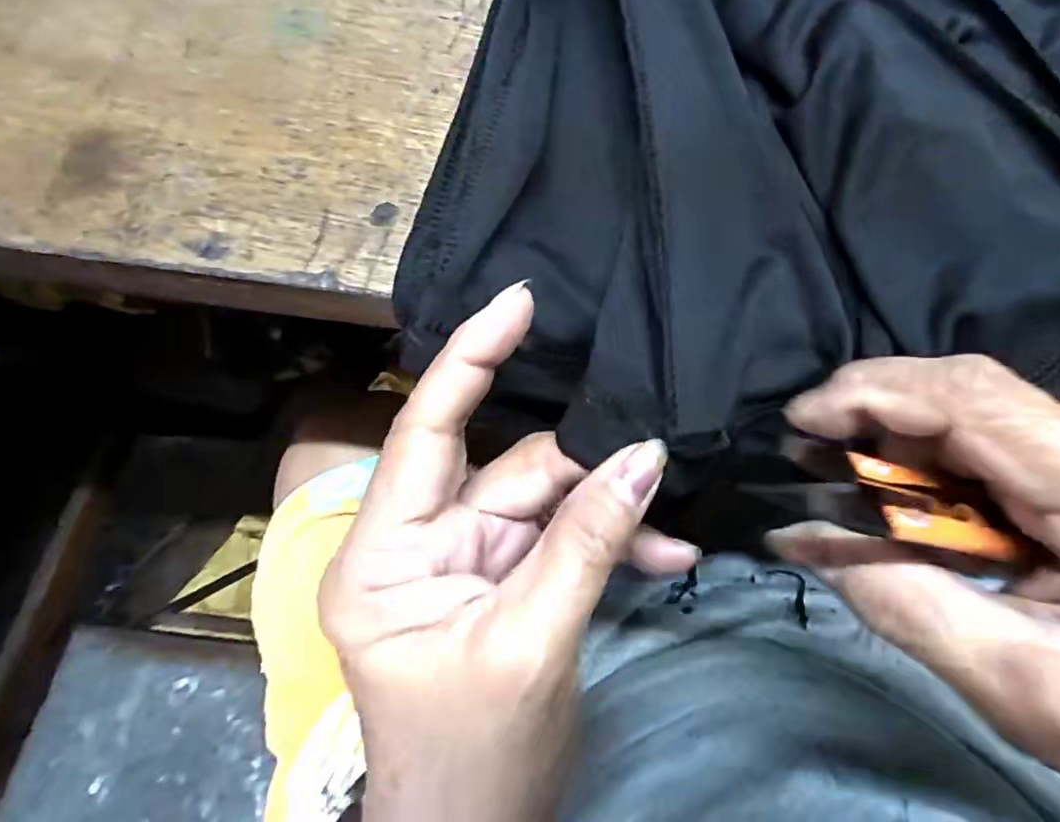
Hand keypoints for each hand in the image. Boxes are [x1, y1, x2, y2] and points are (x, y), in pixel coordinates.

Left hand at [319, 282, 697, 821]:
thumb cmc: (473, 757)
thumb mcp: (532, 642)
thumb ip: (588, 540)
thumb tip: (646, 456)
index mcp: (389, 552)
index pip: (428, 428)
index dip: (472, 358)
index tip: (521, 301)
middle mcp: (428, 538)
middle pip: (519, 466)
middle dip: (589, 468)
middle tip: (656, 456)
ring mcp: (478, 555)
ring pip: (558, 498)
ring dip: (617, 511)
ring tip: (671, 535)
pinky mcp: (517, 572)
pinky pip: (574, 533)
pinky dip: (619, 541)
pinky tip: (667, 557)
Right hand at [769, 356, 1059, 821]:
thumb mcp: (1014, 689)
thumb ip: (900, 599)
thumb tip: (800, 528)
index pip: (990, 407)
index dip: (882, 394)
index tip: (803, 419)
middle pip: (986, 393)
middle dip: (886, 415)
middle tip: (819, 460)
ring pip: (994, 402)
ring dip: (918, 436)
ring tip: (870, 488)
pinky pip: (1016, 421)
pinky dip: (958, 449)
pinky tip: (940, 497)